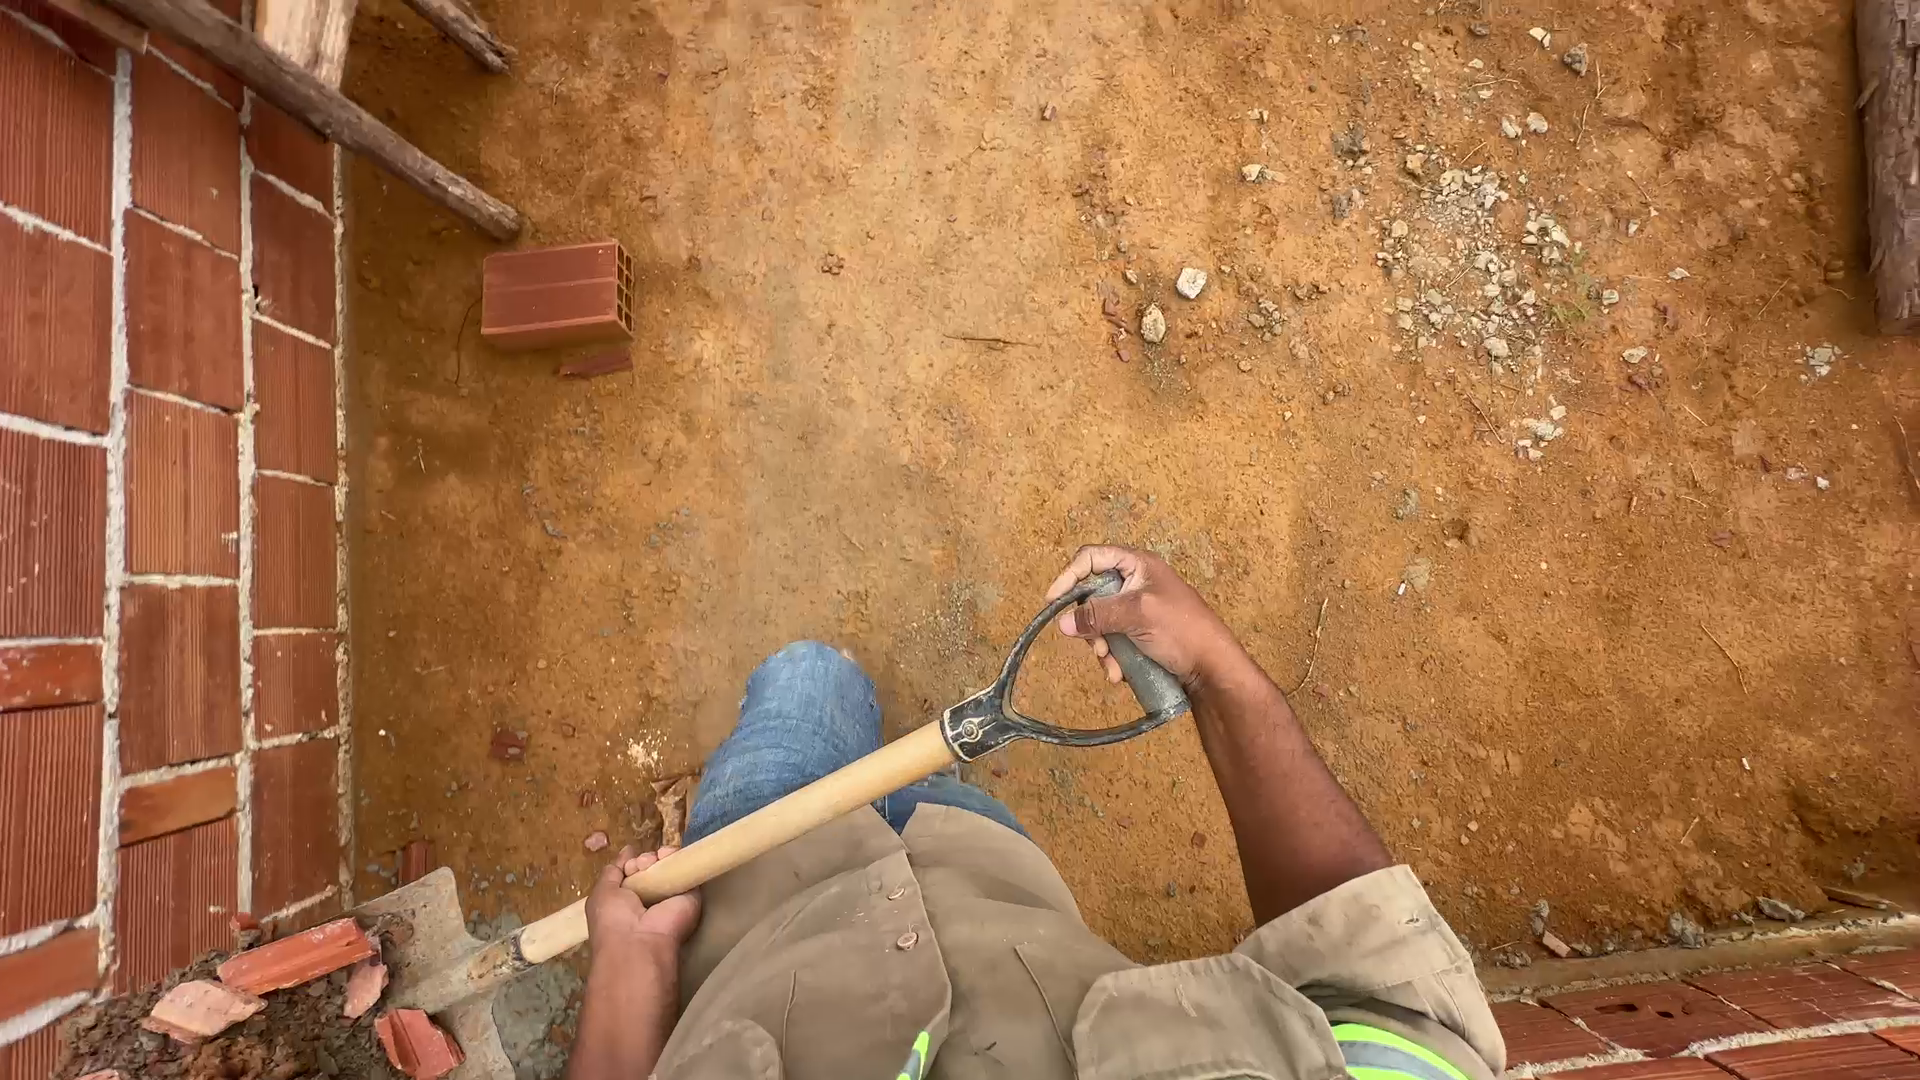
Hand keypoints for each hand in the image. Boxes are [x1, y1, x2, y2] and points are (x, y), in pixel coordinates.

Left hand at [584, 846, 702, 955]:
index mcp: (631, 901)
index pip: (637, 873)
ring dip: (660, 855)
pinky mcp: (692, 892)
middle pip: (654, 866)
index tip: (628, 866)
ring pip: (671, 864)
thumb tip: (627, 851)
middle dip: (645, 859)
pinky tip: (667, 856)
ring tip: (653, 861)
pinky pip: (687, 866)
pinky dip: (677, 857)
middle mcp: (653, 897)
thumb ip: (612, 872)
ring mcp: (673, 894)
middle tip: (641, 865)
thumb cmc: (613, 921)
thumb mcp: (602, 894)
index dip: (631, 863)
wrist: (640, 941)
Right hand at [1045, 545, 1243, 687]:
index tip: (1053, 601)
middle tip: (1094, 645)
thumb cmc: (1182, 631)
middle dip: (1090, 624)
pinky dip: (1112, 656)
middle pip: (1092, 595)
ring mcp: (1138, 608)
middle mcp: (1135, 582)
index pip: (1091, 558)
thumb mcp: (1136, 615)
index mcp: (1138, 565)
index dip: (1069, 576)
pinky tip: (1120, 672)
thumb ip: (1098, 615)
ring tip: (1112, 666)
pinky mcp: (1140, 632)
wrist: (1213, 669)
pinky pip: (1113, 639)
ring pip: (1100, 622)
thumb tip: (1063, 621)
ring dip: (1101, 646)